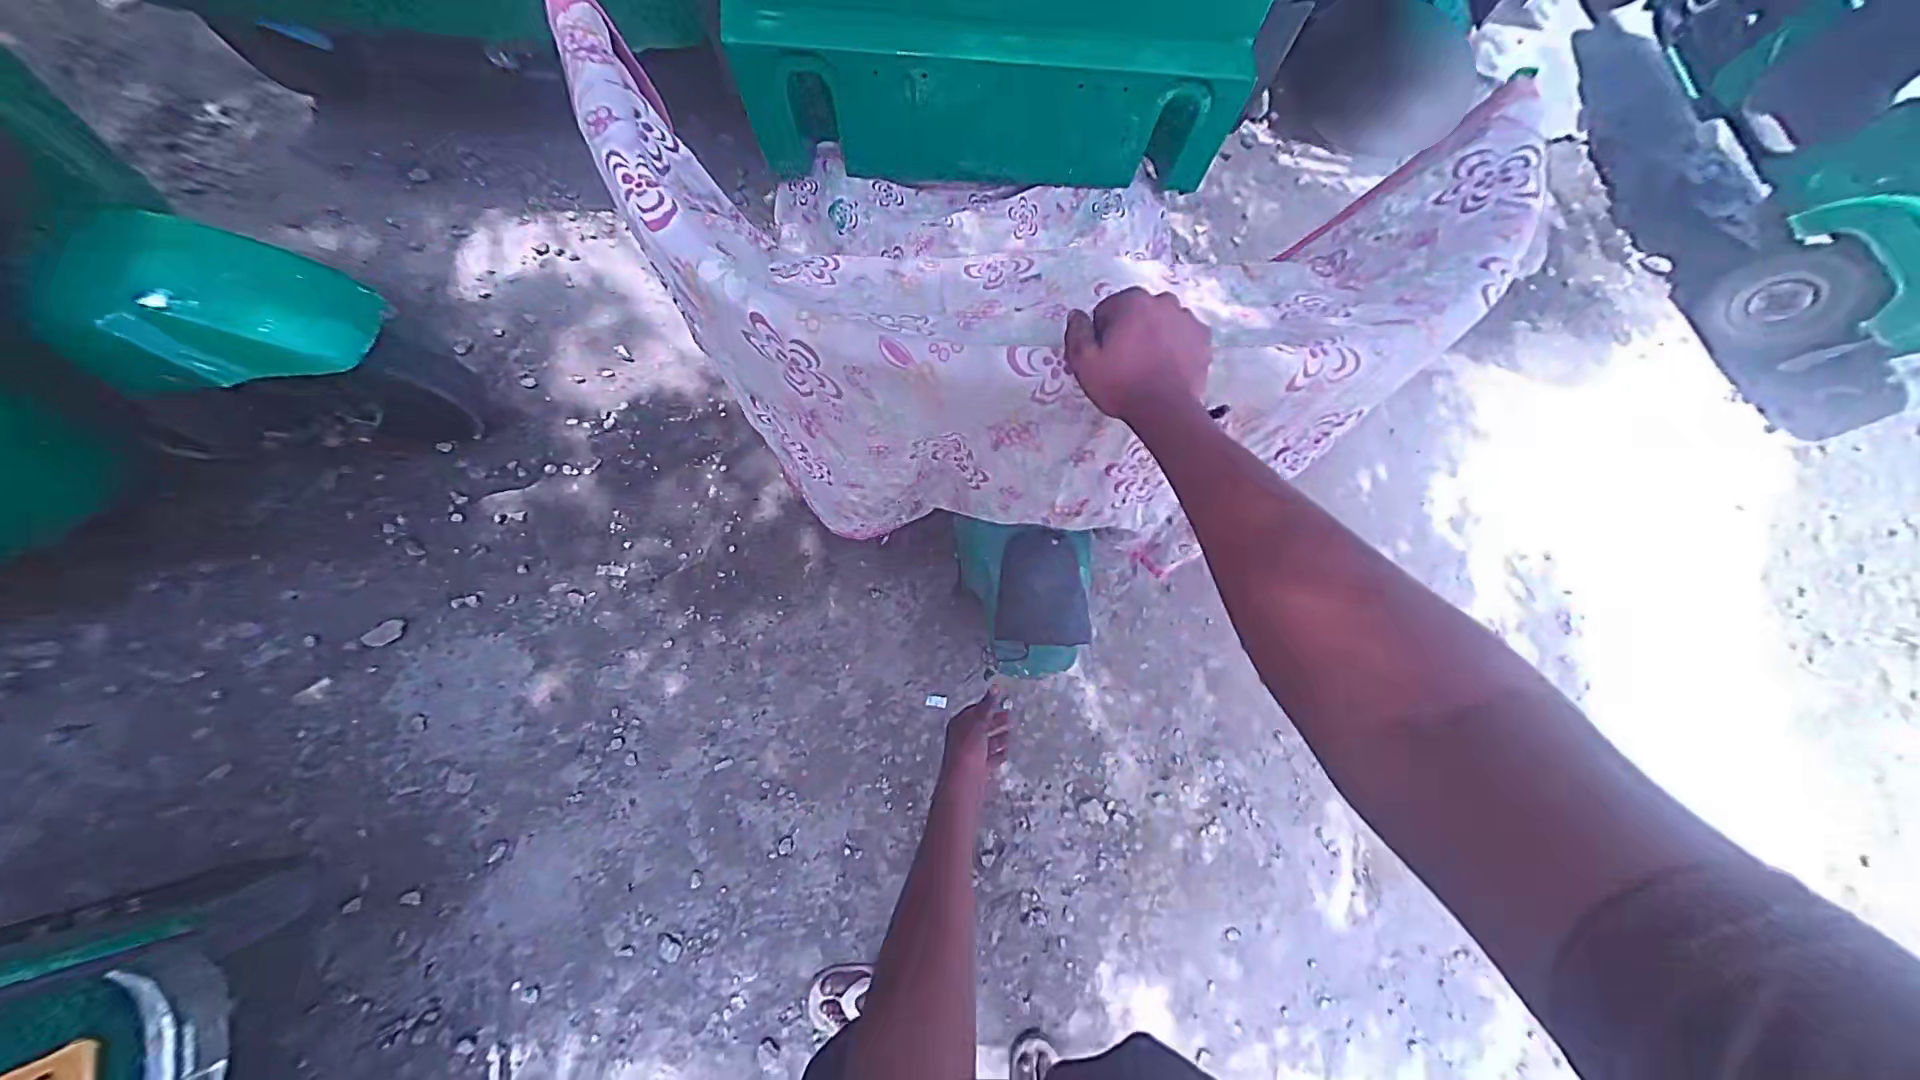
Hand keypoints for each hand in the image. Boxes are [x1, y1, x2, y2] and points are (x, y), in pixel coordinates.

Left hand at [938, 689, 1011, 797]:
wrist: (964, 781)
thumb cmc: (969, 748)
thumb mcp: (979, 723)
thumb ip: (987, 706)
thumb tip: (995, 687)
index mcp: (960, 723)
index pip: (974, 710)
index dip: (987, 706)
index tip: (1002, 702)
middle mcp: (963, 737)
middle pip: (981, 725)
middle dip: (995, 721)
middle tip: (1011, 717)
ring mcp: (970, 753)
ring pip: (986, 741)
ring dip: (999, 736)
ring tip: (1012, 732)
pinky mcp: (978, 767)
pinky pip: (990, 757)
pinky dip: (999, 753)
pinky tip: (1008, 751)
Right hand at [1063, 287, 1211, 426]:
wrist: (1166, 410)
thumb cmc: (1121, 385)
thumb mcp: (1084, 363)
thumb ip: (1077, 333)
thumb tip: (1076, 314)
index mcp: (1131, 301)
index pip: (1106, 311)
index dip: (1101, 335)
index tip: (1104, 356)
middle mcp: (1162, 301)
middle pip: (1136, 313)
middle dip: (1129, 331)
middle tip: (1126, 363)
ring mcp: (1186, 317)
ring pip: (1161, 322)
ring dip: (1153, 336)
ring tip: (1148, 366)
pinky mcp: (1203, 337)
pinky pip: (1182, 335)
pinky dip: (1175, 346)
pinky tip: (1167, 368)